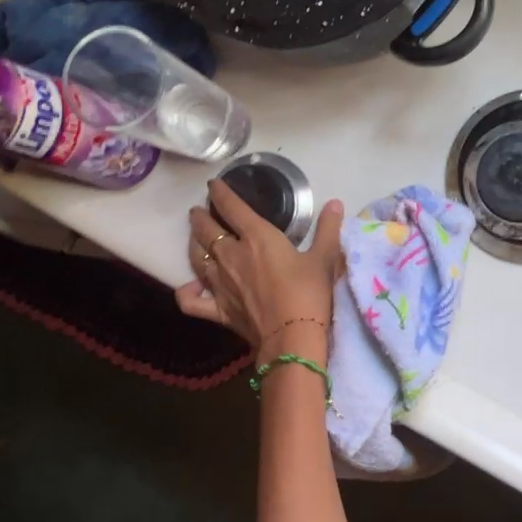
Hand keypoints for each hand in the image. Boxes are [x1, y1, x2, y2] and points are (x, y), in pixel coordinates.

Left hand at [178, 180, 343, 360]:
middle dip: (201, 217)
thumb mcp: (325, 258)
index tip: (214, 184)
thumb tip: (335, 203)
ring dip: (193, 243)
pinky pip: (191, 299)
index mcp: (257, 238)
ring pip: (196, 257)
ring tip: (195, 236)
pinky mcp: (217, 309)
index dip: (221, 193)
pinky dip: (187, 291)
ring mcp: (219, 283)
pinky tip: (190, 286)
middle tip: (200, 211)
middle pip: (205, 230)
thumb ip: (328, 229)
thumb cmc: (310, 294)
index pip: (231, 207)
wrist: (293, 337)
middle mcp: (231, 255)